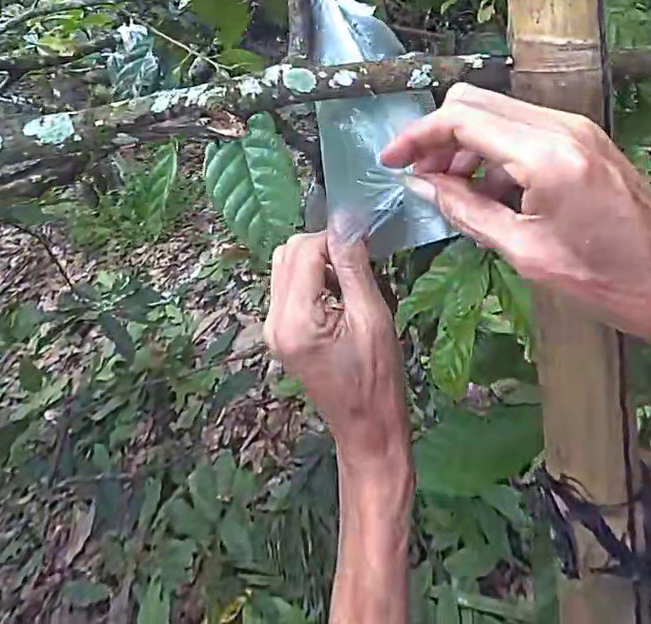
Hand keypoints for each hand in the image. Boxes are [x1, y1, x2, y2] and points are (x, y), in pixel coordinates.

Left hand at [267, 232, 411, 623]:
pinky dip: (314, 278)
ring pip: (287, 265)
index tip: (365, 243)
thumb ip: (354, 265)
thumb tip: (346, 220)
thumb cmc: (378, 378)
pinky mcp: (280, 332)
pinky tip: (342, 296)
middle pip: (288, 252)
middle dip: (324, 247)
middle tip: (360, 263)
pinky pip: (290, 285)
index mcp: (294, 320)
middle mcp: (273, 321)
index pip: (304, 250)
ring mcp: (273, 328)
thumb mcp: (372, 316)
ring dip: (319, 261)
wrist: (368, 430)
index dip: (335, 237)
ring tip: (353, 282)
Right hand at [382, 84, 650, 472]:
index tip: (390, 162)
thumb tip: (419, 185)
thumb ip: (465, 210)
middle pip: (475, 102)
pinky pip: (524, 130)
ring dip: (467, 145)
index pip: (460, 119)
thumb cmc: (610, 283)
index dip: (416, 137)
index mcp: (545, 153)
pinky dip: (497, 153)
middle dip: (439, 136)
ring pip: (498, 113)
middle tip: (421, 179)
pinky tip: (492, 194)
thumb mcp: (526, 252)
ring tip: (453, 192)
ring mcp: (578, 128)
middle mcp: (561, 125)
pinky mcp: (587, 140)